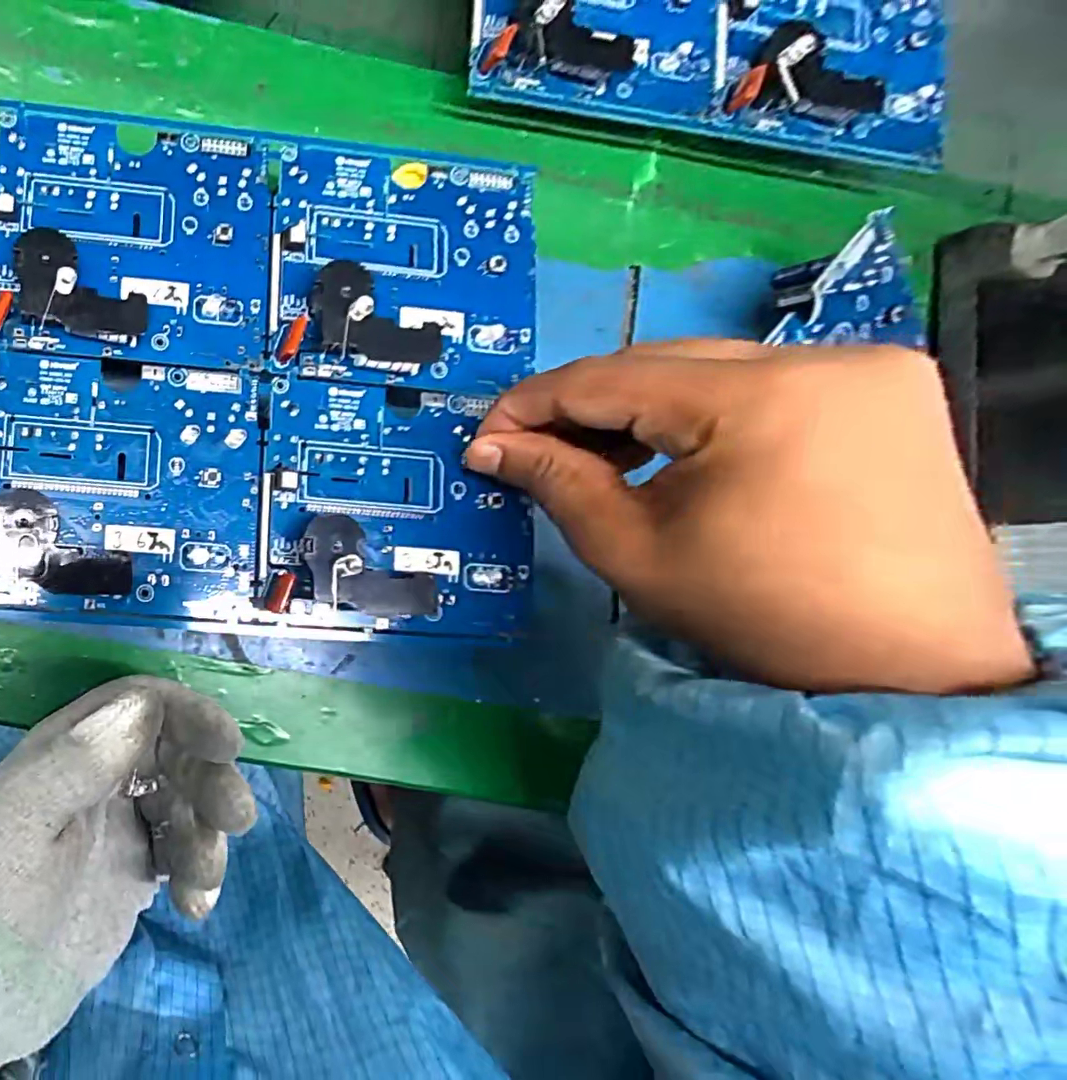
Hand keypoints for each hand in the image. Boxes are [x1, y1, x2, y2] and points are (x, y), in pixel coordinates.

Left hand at [0, 676, 255, 1079]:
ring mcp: (118, 820)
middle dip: (210, 775)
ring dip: (208, 831)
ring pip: (186, 800)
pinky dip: (199, 868)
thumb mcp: (22, 818)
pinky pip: (183, 847)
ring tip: (200, 881)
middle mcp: (98, 774)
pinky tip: (191, 905)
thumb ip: (77, 758)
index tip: (225, 743)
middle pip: (174, 750)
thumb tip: (145, 705)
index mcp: (67, 747)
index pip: (138, 704)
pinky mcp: (133, 866)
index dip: (186, 712)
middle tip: (237, 816)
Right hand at [463, 340, 1031, 694]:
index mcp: (759, 398)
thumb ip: (554, 479)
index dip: (528, 405)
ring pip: (697, 367)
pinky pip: (747, 381)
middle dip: (575, 405)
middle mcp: (821, 358)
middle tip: (524, 449)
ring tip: (585, 456)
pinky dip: (684, 410)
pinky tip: (655, 451)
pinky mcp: (878, 390)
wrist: (904, 664)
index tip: (483, 439)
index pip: (606, 378)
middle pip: (653, 362)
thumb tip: (487, 447)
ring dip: (627, 406)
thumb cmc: (750, 609)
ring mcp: (861, 369)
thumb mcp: (627, 545)